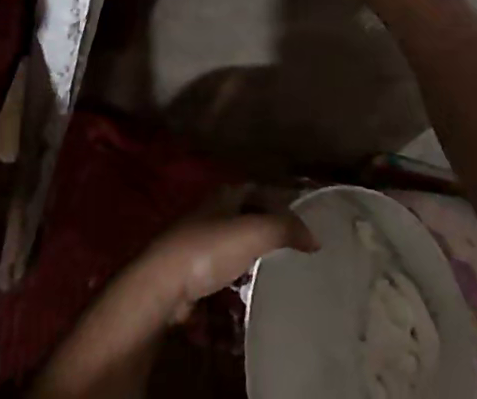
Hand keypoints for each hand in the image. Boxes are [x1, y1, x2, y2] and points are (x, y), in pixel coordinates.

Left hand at [31, 204, 314, 398]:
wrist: (163, 282)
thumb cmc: (209, 248)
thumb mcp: (255, 231)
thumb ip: (286, 228)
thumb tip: (313, 236)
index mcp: (224, 195)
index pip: (257, 187)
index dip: (279, 197)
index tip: (301, 214)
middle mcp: (209, 211)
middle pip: (244, 213)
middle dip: (265, 225)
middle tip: (292, 243)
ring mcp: (196, 239)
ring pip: (231, 241)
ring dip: (250, 252)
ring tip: (275, 268)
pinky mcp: (188, 268)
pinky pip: (220, 268)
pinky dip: (235, 275)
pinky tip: (246, 288)